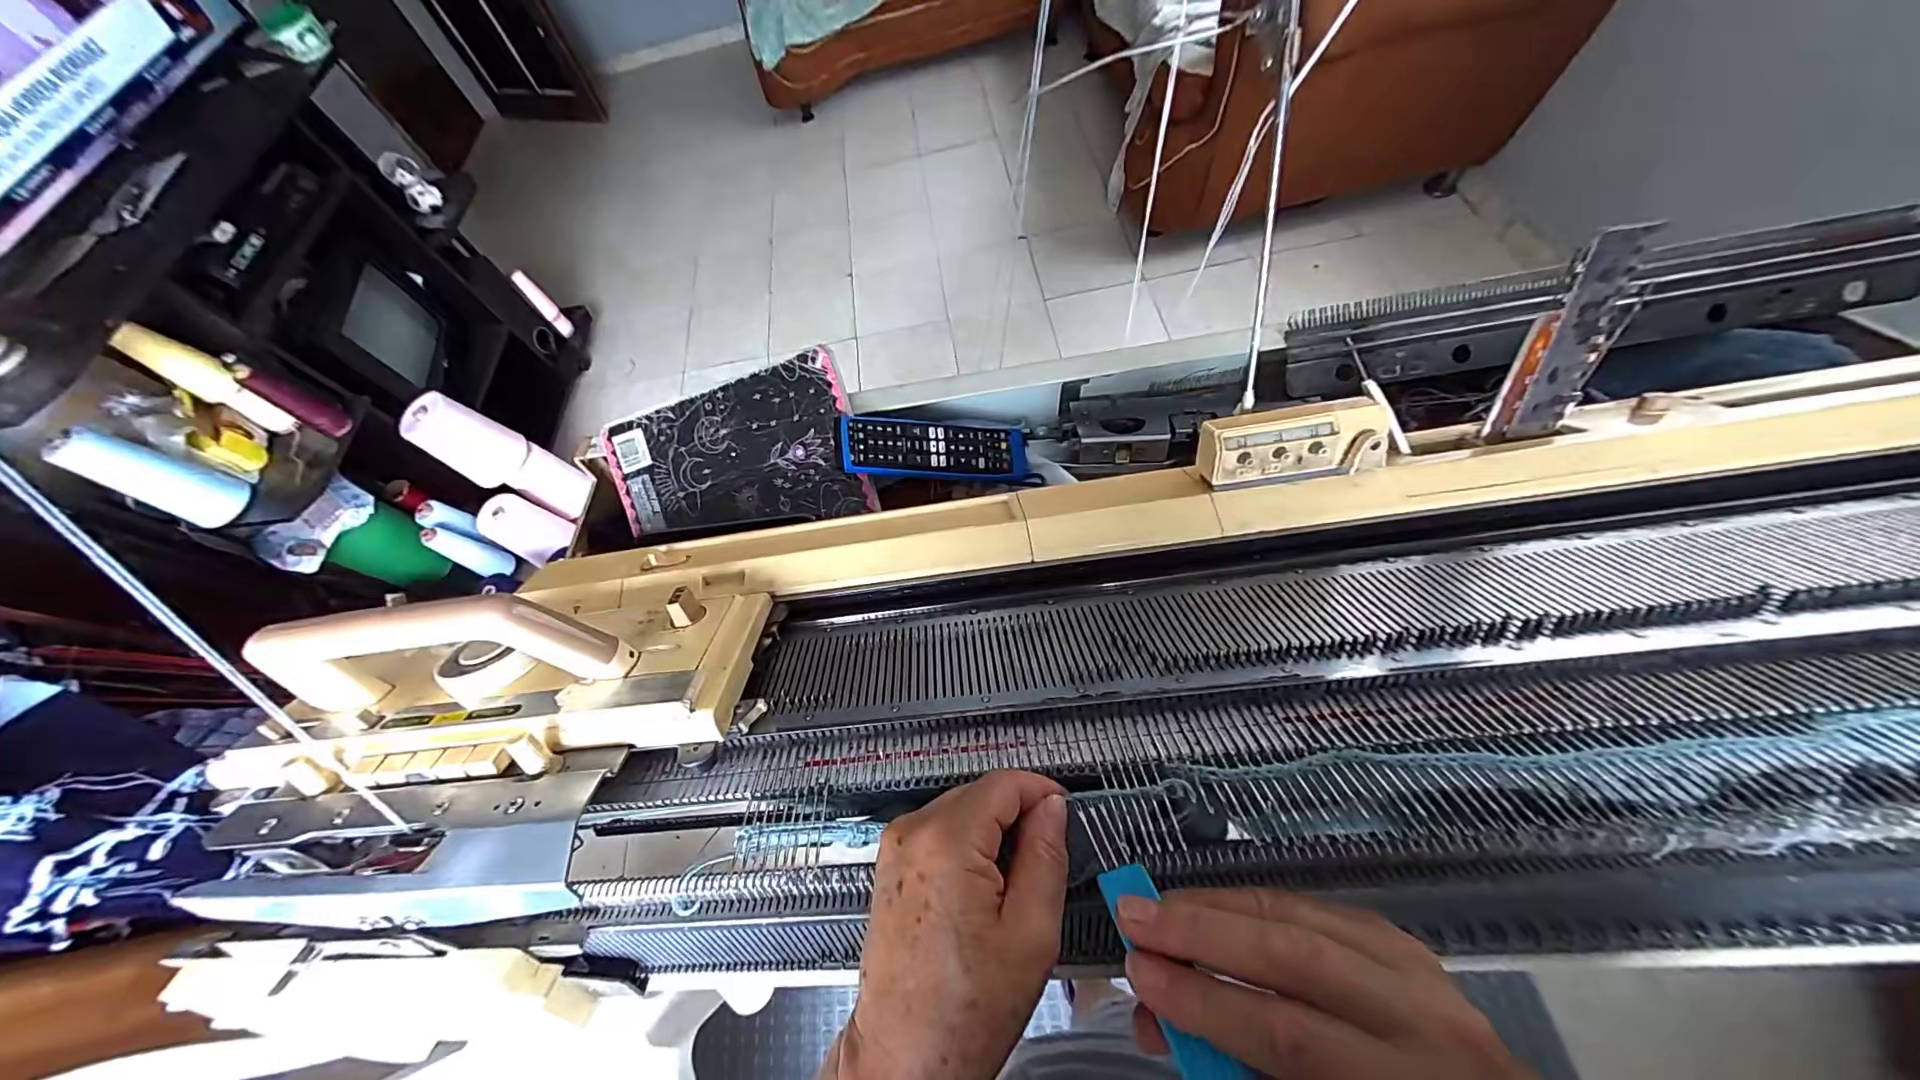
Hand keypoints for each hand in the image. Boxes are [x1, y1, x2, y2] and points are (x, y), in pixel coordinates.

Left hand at [819, 770, 1068, 1079]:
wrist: (905, 1057)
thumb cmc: (963, 1011)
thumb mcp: (1031, 931)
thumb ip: (1046, 855)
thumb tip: (1052, 808)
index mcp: (945, 842)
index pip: (1003, 783)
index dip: (1041, 792)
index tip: (1064, 811)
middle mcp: (912, 833)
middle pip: (981, 793)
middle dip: (1018, 815)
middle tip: (1045, 858)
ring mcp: (896, 848)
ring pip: (962, 810)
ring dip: (994, 832)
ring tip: (1013, 886)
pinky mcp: (892, 865)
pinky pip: (941, 831)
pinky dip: (969, 846)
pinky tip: (982, 890)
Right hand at [1118, 889, 1533, 1079]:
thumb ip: (1236, 1064)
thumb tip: (1160, 1015)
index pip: (1285, 1030)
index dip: (1201, 998)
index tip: (1137, 973)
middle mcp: (1426, 1027)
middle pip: (1295, 955)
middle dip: (1201, 930)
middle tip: (1132, 915)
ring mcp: (1423, 977)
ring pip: (1306, 917)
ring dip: (1220, 906)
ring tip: (1163, 905)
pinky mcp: (1407, 949)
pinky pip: (1320, 910)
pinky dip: (1259, 906)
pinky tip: (1219, 907)